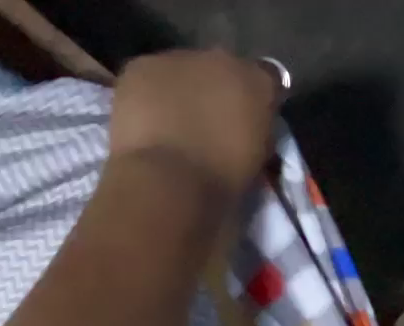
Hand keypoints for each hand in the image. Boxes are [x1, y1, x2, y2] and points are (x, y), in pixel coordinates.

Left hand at [109, 49, 279, 197]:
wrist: (169, 185)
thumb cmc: (218, 188)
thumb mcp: (254, 166)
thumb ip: (255, 138)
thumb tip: (248, 134)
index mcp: (261, 84)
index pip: (265, 79)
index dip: (251, 103)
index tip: (241, 127)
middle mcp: (226, 60)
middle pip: (219, 70)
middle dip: (211, 95)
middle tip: (199, 131)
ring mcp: (181, 59)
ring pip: (180, 71)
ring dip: (175, 93)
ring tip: (164, 129)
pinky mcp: (142, 67)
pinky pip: (144, 76)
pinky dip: (142, 96)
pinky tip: (138, 123)